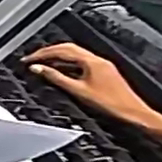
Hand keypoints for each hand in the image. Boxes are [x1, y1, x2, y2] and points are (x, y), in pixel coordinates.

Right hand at [22, 43, 161, 128]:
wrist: (133, 113)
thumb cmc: (109, 103)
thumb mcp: (77, 90)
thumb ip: (55, 77)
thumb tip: (37, 68)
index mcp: (92, 62)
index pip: (62, 50)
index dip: (42, 54)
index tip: (28, 60)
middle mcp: (97, 60)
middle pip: (68, 48)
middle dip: (48, 52)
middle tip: (32, 59)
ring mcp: (101, 65)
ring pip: (74, 54)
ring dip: (56, 56)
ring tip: (41, 63)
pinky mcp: (102, 72)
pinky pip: (80, 62)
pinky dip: (65, 63)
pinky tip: (58, 70)